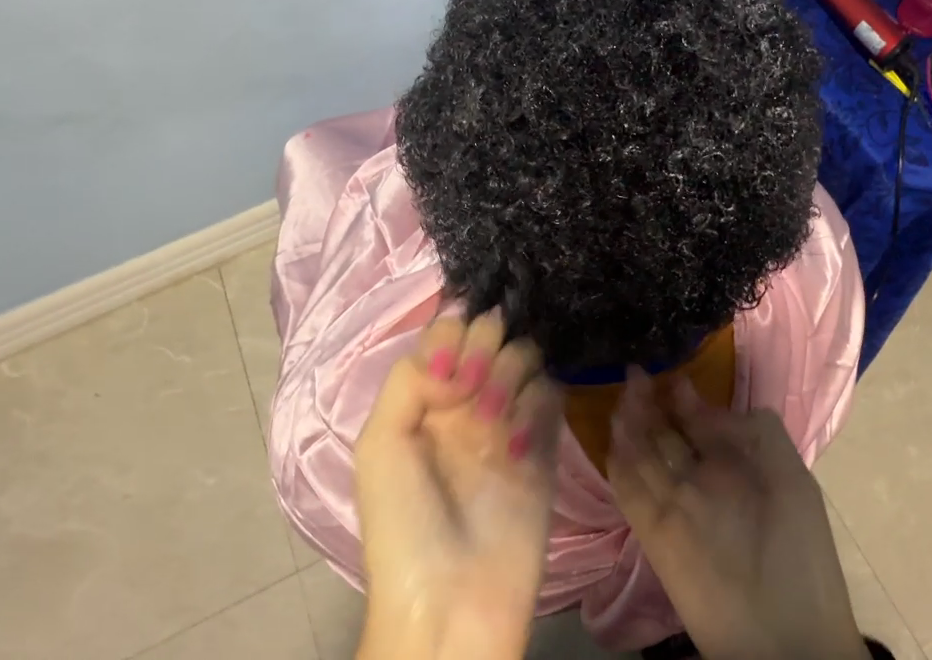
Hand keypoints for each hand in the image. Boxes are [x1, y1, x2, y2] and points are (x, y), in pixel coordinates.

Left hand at [354, 310, 564, 659]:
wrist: (452, 600)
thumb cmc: (403, 523)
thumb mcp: (379, 444)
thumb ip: (410, 378)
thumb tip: (455, 354)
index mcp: (423, 395)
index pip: (447, 330)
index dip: (452, 335)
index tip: (447, 370)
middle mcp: (467, 398)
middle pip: (490, 332)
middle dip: (484, 345)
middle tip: (469, 388)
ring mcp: (508, 418)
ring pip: (526, 356)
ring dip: (508, 376)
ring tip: (490, 423)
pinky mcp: (545, 444)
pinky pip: (552, 395)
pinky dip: (536, 408)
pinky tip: (517, 449)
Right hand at [608, 370, 865, 659]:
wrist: (788, 638)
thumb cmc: (800, 552)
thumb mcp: (791, 479)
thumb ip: (754, 433)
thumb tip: (701, 404)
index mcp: (735, 466)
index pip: (699, 421)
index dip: (683, 396)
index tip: (667, 371)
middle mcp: (701, 481)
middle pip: (666, 434)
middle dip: (650, 404)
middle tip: (635, 375)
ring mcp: (675, 506)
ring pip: (644, 456)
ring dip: (631, 426)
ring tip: (624, 394)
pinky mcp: (654, 533)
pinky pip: (629, 492)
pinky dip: (619, 465)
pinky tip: (613, 438)